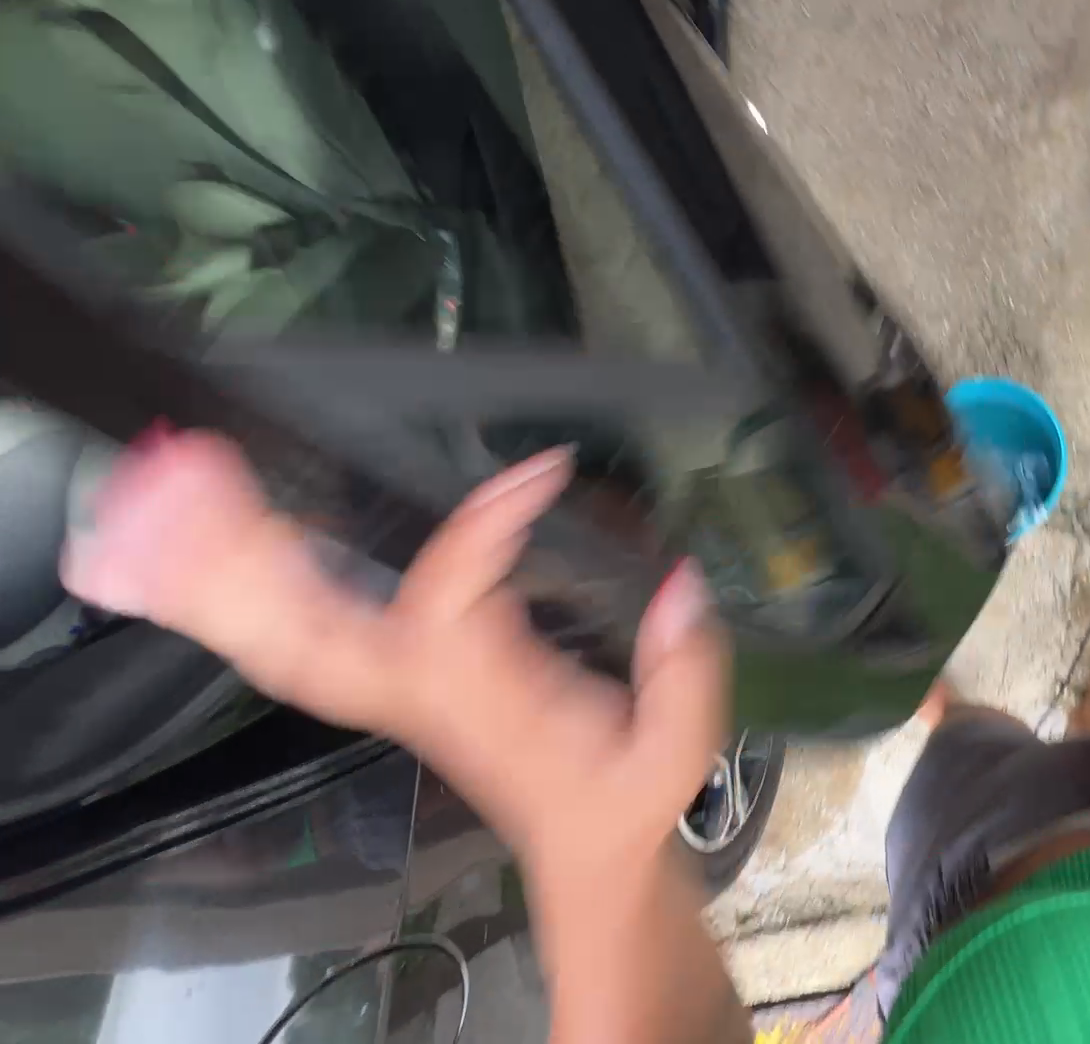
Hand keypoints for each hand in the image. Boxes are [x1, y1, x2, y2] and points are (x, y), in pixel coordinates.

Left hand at [60, 428, 727, 883]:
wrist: (589, 846)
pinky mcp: (402, 684)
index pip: (451, 606)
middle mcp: (426, 697)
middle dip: (248, 553)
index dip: (483, 530)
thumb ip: (685, 666)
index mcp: (492, 705)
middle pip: (303, 633)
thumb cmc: (628, 796)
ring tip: (180, 485)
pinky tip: (226, 548)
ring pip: (283, 638)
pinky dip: (248, 595)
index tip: (541, 472)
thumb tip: (681, 582)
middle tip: (206, 467)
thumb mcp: (681, 743)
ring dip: (220, 569)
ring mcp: (402, 692)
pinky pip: (303, 640)